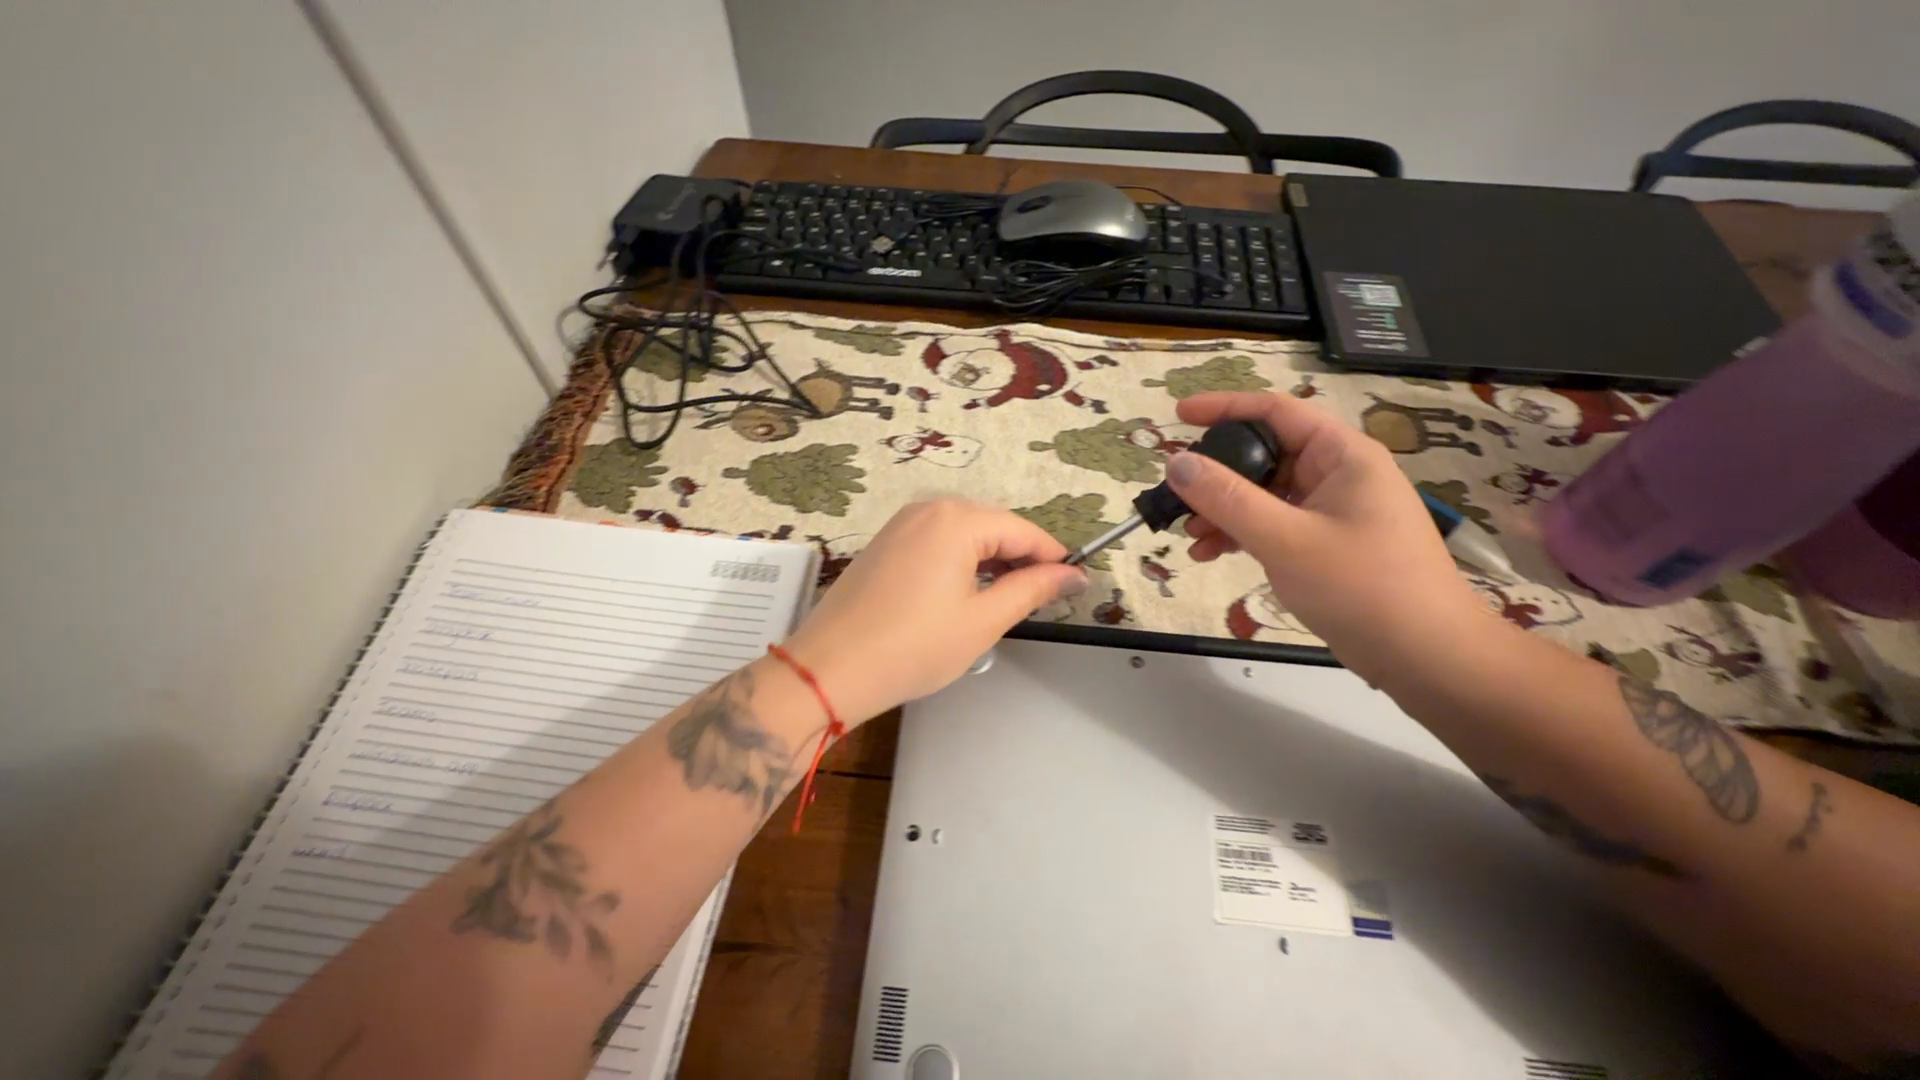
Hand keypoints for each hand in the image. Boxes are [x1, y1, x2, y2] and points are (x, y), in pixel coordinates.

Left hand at [781, 500, 1087, 723]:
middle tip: (1041, 599)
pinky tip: (964, 594)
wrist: (829, 669)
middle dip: (1021, 558)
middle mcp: (927, 509)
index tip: (1075, 585)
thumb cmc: (913, 647)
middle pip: (993, 526)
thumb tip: (1073, 575)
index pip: (1022, 530)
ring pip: (964, 534)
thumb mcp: (982, 621)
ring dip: (990, 561)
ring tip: (1005, 602)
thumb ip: (1031, 589)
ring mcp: (901, 524)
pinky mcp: (884, 544)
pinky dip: (960, 562)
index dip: (1053, 558)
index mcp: (956, 520)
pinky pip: (936, 542)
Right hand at [1167, 392, 1486, 678]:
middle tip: (1177, 494)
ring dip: (1225, 510)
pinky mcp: (1329, 545)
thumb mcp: (1285, 539)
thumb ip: (1227, 499)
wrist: (1425, 654)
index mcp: (1342, 455)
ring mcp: (1334, 511)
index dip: (1224, 408)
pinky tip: (1212, 554)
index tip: (1178, 416)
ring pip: (1266, 494)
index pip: (1276, 411)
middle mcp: (1339, 474)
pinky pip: (1275, 525)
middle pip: (1267, 454)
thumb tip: (1176, 463)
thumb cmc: (1361, 585)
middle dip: (1218, 474)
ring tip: (1189, 536)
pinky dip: (1243, 535)